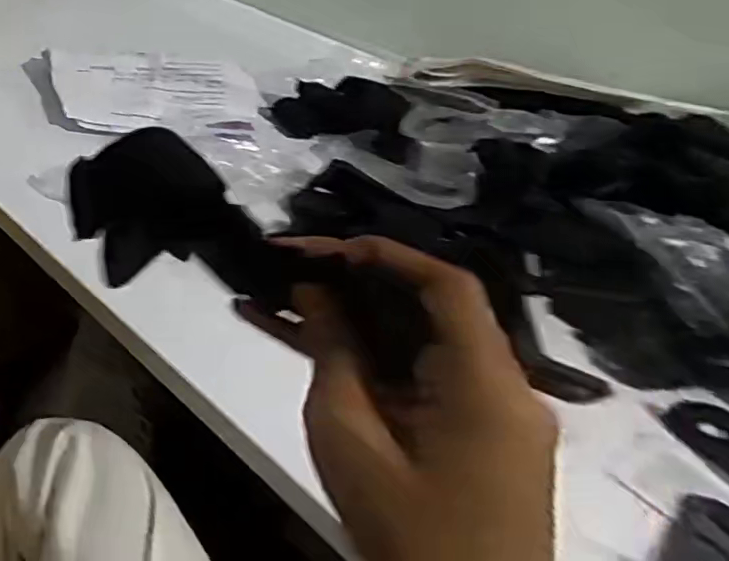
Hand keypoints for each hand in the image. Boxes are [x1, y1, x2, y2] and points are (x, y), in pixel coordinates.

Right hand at [236, 236, 557, 560]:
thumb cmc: (404, 520)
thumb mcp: (348, 429)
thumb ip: (333, 351)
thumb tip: (314, 288)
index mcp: (485, 386)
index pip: (449, 287)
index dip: (382, 252)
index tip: (315, 245)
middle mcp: (496, 388)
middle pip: (425, 305)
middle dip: (347, 275)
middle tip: (279, 259)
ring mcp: (478, 408)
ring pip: (406, 333)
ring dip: (340, 310)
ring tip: (269, 288)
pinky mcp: (459, 424)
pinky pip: (403, 366)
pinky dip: (351, 346)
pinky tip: (281, 326)